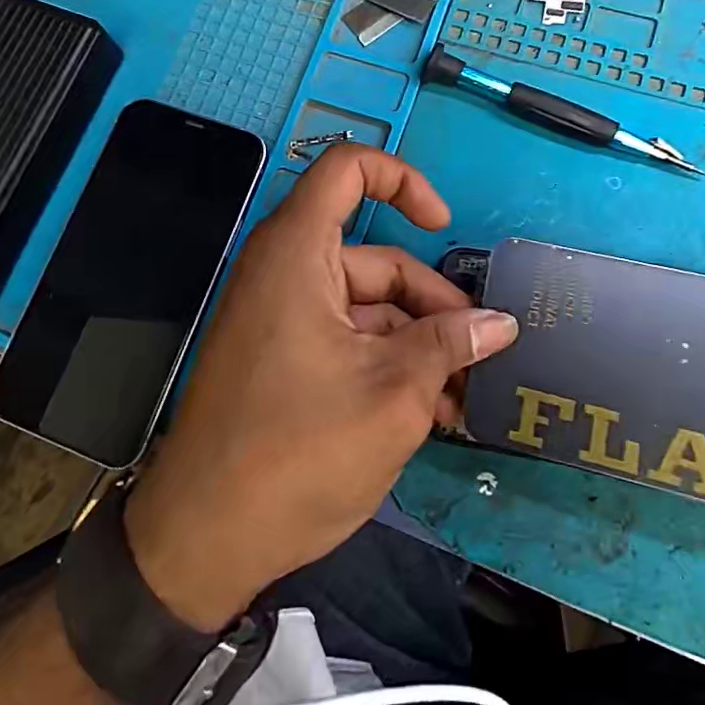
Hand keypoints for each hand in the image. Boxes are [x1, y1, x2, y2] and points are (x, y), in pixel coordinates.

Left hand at [122, 145, 518, 630]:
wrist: (206, 535)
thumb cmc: (298, 451)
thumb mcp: (393, 394)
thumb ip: (448, 345)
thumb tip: (499, 324)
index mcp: (297, 252)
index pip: (349, 169)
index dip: (404, 181)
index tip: (444, 226)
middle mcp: (284, 271)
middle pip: (376, 259)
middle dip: (433, 306)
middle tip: (478, 360)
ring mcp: (280, 316)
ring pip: (367, 307)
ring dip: (417, 345)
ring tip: (458, 402)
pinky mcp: (281, 357)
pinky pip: (344, 338)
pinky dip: (385, 362)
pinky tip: (426, 413)